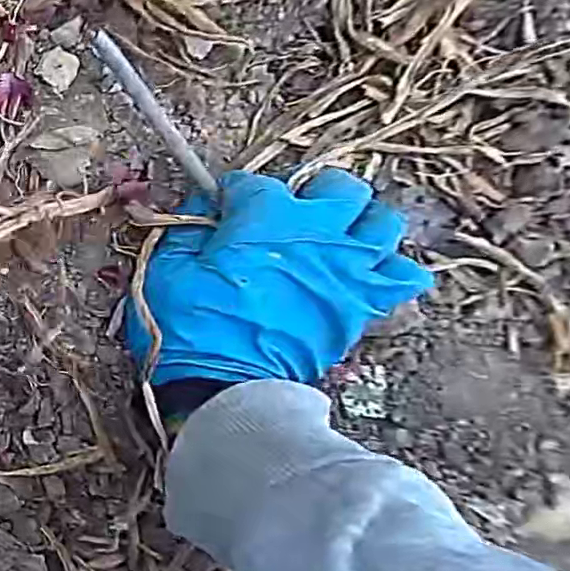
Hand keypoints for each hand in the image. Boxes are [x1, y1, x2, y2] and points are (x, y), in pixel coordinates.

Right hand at [125, 169, 431, 384]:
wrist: (223, 387)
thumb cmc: (190, 329)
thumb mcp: (166, 271)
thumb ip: (187, 231)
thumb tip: (200, 210)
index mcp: (266, 217)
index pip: (254, 183)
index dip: (232, 194)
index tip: (220, 208)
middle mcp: (318, 232)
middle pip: (334, 186)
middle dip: (307, 194)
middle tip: (282, 216)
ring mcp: (350, 268)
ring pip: (380, 221)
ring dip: (355, 224)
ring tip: (330, 239)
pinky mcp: (364, 305)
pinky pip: (402, 274)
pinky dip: (385, 269)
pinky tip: (359, 275)